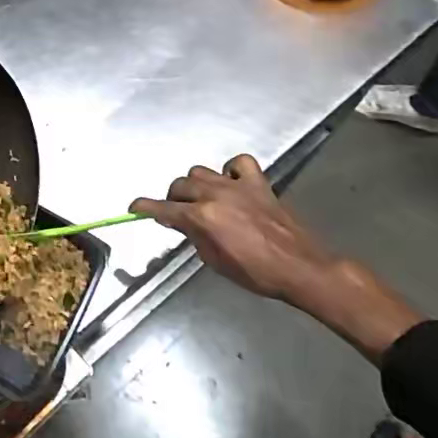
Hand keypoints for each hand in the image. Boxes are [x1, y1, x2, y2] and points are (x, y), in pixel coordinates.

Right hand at [130, 154, 338, 301]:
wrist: (301, 269)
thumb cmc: (256, 273)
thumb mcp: (214, 260)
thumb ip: (194, 236)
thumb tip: (183, 224)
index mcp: (201, 217)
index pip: (163, 208)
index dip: (145, 207)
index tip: (135, 207)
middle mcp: (214, 196)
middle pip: (179, 185)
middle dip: (173, 198)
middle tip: (178, 212)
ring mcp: (237, 186)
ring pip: (201, 172)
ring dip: (196, 185)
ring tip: (203, 198)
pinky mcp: (258, 184)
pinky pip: (238, 163)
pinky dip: (230, 170)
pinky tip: (231, 182)